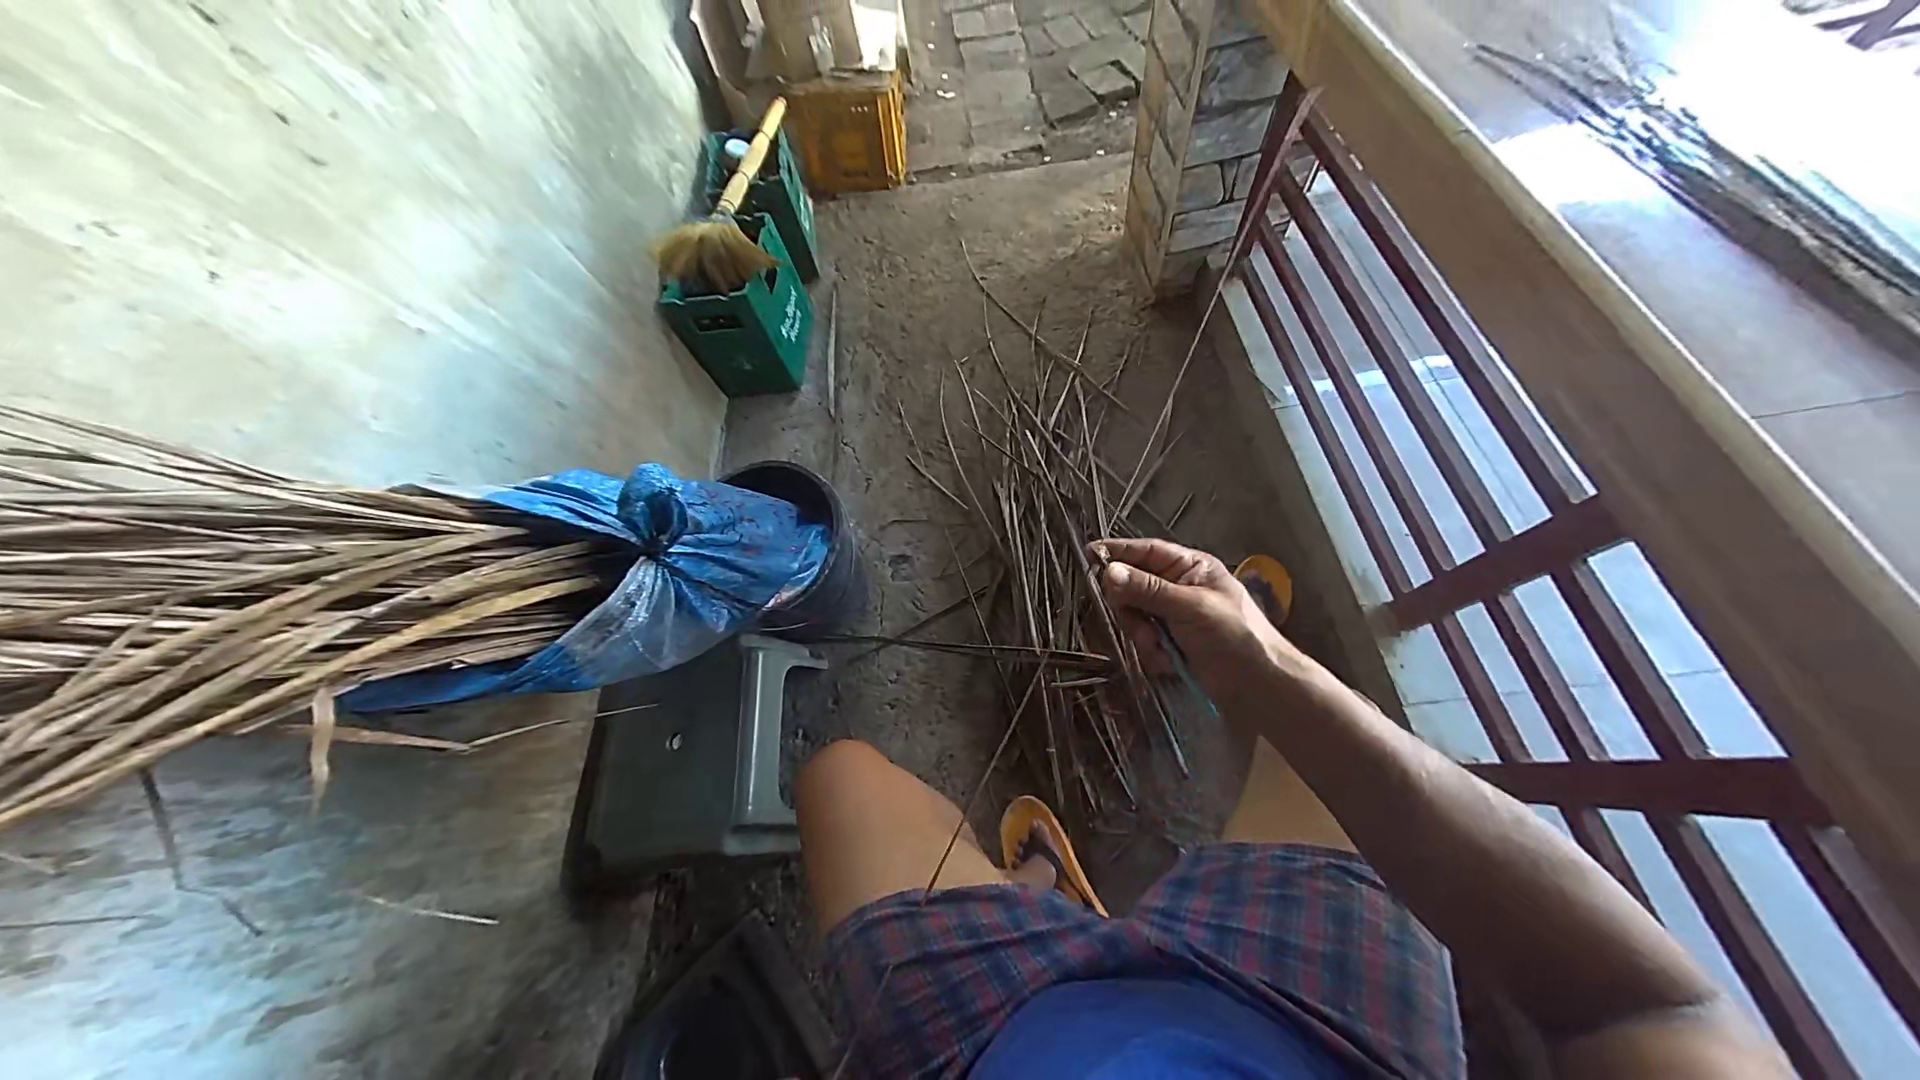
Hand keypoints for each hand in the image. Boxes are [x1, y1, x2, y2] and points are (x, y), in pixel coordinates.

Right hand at [1091, 538, 1309, 712]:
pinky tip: (1169, 661)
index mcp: (1190, 567)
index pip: (1146, 552)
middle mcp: (1177, 587)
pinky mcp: (1168, 642)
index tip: (1090, 555)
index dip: (1118, 552)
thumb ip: (1148, 590)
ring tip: (1162, 648)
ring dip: (1142, 636)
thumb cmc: (1235, 636)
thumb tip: (1108, 572)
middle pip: (1131, 586)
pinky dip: (1151, 654)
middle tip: (1141, 623)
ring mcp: (1171, 616)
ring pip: (1133, 617)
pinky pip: (1141, 641)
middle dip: (1131, 608)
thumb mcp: (1191, 607)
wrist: (1258, 686)